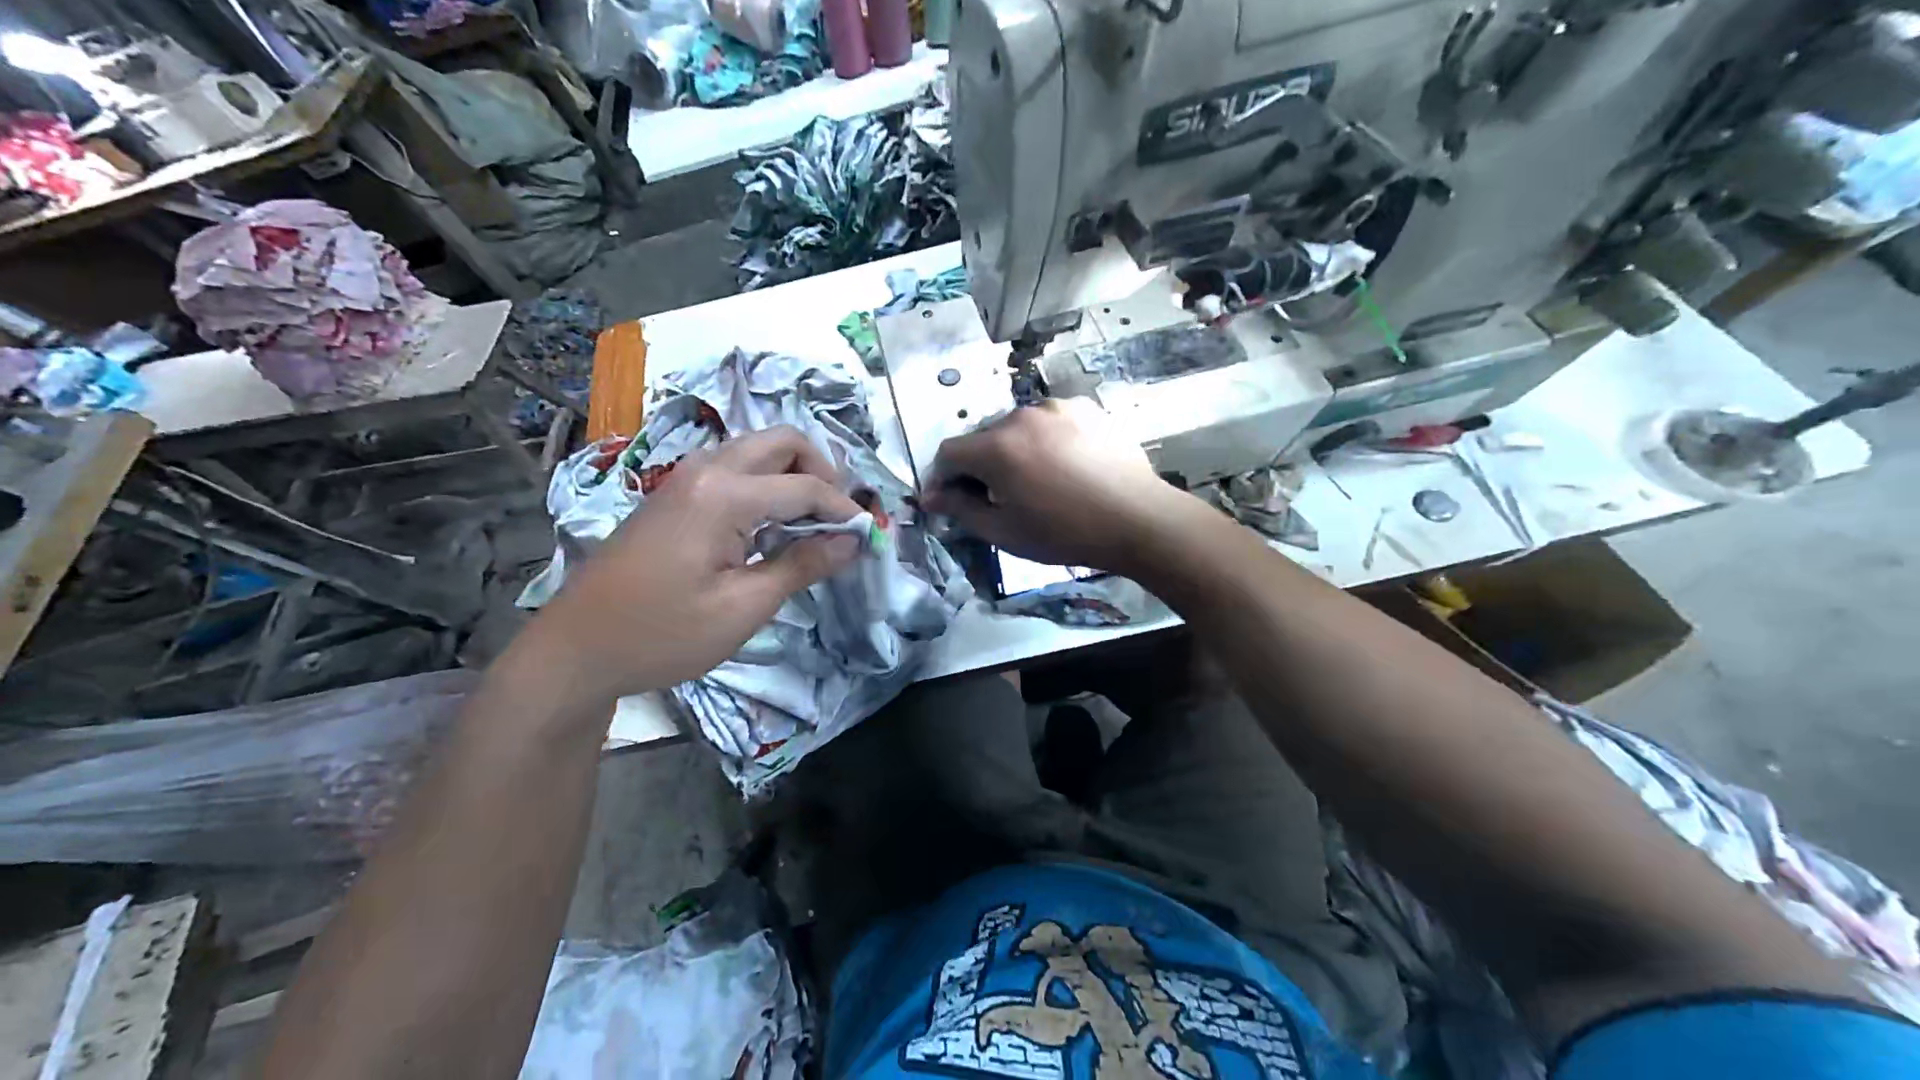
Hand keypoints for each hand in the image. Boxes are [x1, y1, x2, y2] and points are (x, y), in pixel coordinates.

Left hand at [516, 427, 862, 708]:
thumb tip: (851, 541)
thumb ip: (801, 566)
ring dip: (792, 475)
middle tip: (837, 517)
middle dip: (821, 471)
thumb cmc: (663, 633)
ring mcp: (684, 478)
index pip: (805, 486)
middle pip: (782, 442)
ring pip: (757, 451)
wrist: (577, 649)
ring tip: (809, 524)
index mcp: (723, 494)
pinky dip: (765, 485)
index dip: (843, 510)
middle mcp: (705, 470)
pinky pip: (734, 469)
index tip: (868, 537)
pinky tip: (769, 528)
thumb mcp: (742, 608)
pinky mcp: (674, 495)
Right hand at [922, 397, 1213, 574]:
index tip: (950, 501)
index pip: (949, 453)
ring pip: (1017, 428)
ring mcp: (1057, 407)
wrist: (1138, 519)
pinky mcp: (1086, 408)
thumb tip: (931, 497)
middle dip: (980, 465)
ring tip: (1036, 481)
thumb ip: (961, 509)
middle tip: (996, 497)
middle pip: (983, 438)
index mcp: (996, 447)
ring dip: (1014, 450)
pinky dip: (1045, 440)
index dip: (943, 478)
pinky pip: (1050, 422)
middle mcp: (1022, 416)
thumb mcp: (1005, 531)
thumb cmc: (1065, 533)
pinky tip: (1064, 465)